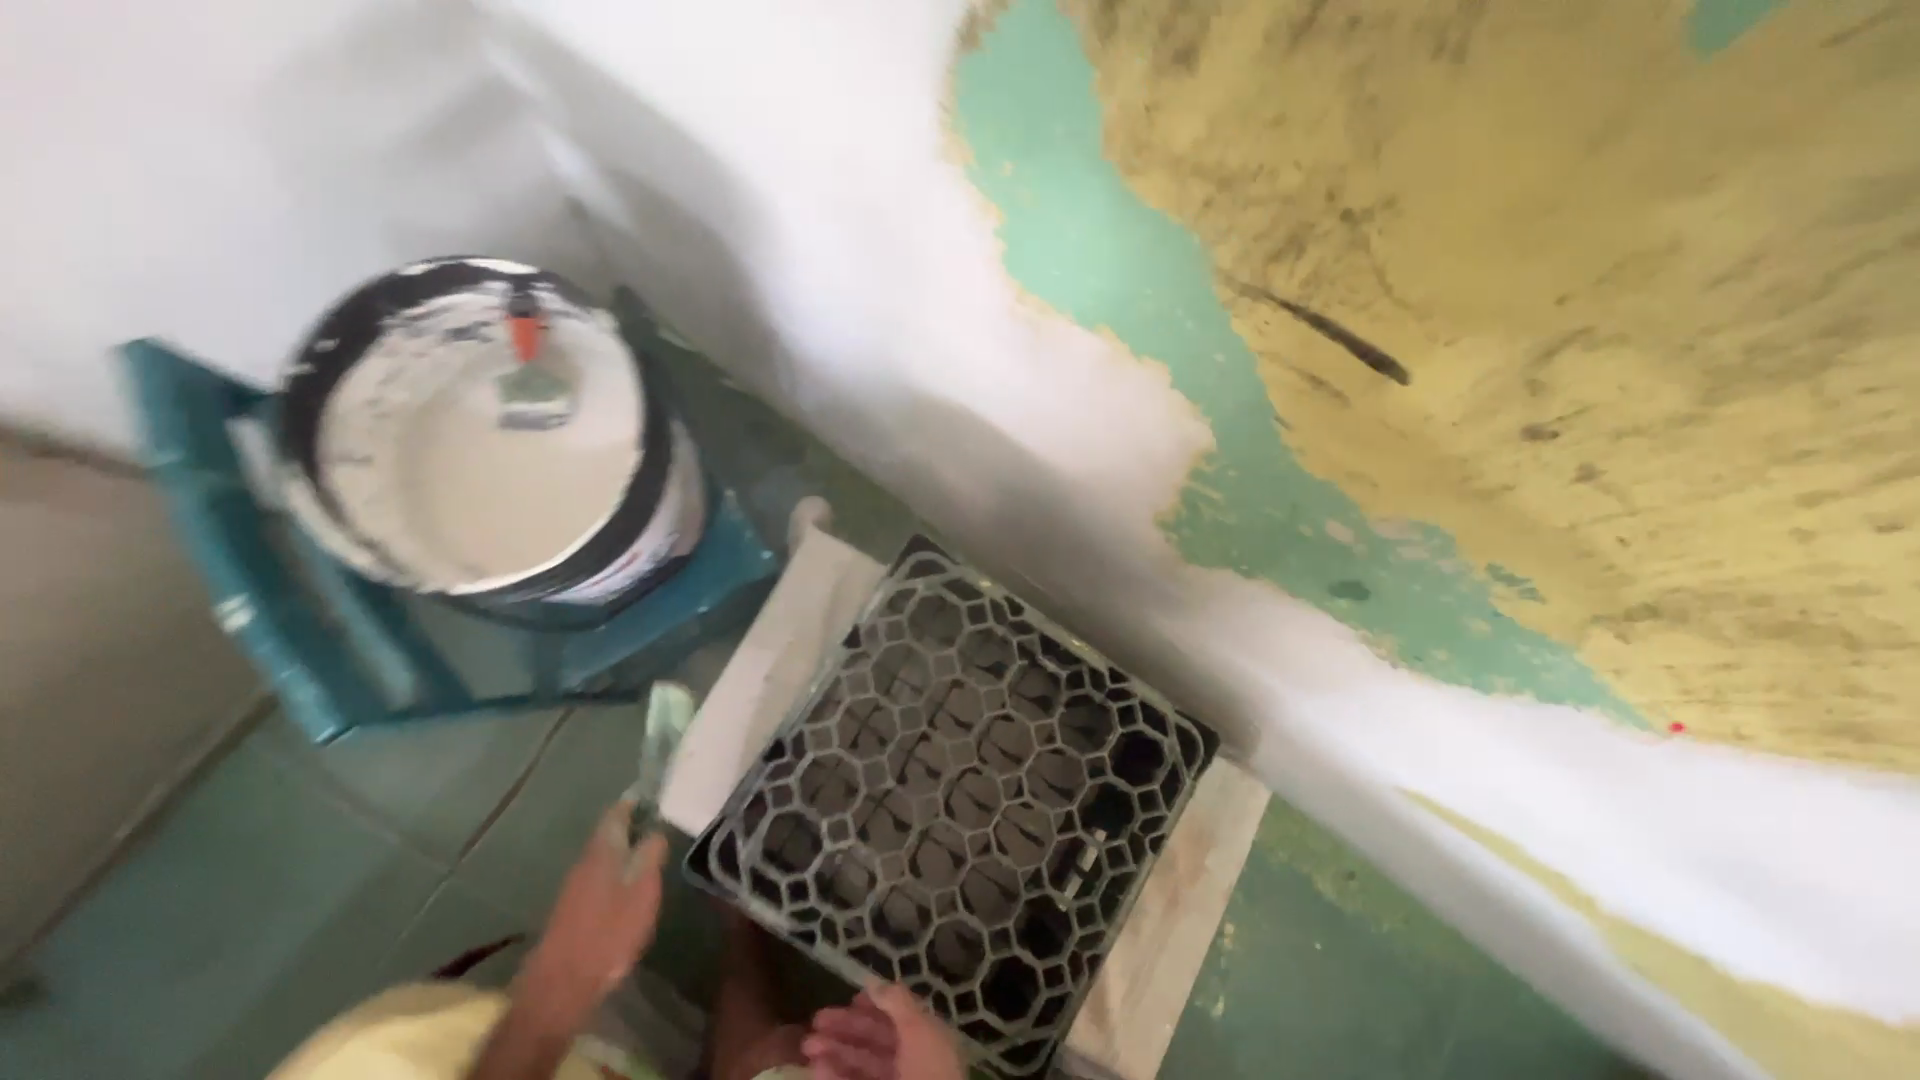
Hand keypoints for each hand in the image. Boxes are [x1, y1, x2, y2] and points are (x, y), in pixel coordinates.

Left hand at [522, 799, 668, 1020]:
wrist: (562, 983)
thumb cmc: (609, 932)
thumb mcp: (642, 891)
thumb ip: (650, 856)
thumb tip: (656, 829)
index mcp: (603, 851)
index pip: (616, 813)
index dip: (634, 802)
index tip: (654, 795)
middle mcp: (585, 862)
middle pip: (608, 834)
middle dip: (631, 825)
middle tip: (658, 822)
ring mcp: (575, 885)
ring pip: (603, 855)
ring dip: (624, 849)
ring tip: (649, 850)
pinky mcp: (572, 908)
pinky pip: (598, 876)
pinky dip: (616, 870)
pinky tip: (629, 883)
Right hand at [804, 983, 965, 1079]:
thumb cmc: (929, 1073)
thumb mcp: (919, 1029)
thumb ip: (897, 1002)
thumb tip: (873, 982)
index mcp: (927, 1039)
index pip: (899, 1017)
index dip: (875, 1006)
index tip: (849, 999)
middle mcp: (911, 1061)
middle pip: (875, 1040)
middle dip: (846, 1027)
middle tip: (816, 1020)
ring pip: (861, 1064)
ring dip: (834, 1052)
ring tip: (808, 1046)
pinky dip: (835, 1076)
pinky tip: (816, 1069)